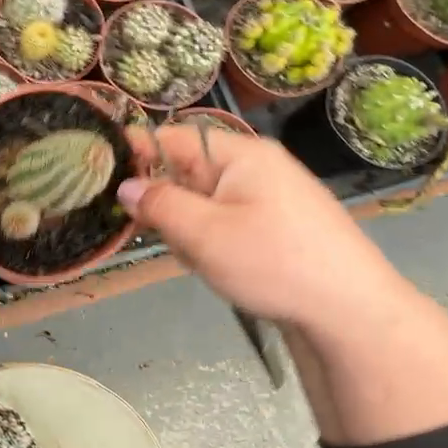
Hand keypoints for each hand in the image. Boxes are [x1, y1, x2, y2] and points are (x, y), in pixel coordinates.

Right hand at [119, 124, 411, 335]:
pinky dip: (204, 239)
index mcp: (240, 155)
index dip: (133, 153)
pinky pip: (218, 219)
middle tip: (156, 234)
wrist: (348, 310)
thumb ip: (158, 204)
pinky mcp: (270, 223)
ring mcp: (264, 195)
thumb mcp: (203, 234)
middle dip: (161, 202)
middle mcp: (253, 166)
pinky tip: (213, 264)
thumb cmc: (273, 263)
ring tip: (194, 257)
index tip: (99, 181)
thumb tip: (124, 185)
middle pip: (182, 170)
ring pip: (197, 200)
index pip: (171, 137)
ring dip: (183, 227)